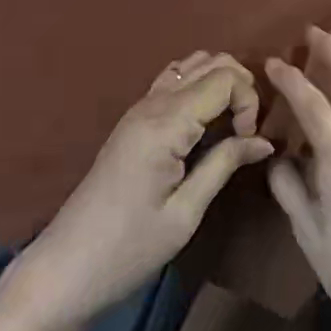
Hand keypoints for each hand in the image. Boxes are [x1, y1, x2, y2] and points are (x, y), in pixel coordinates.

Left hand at [0, 52, 272, 330]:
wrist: (65, 268)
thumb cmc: (129, 247)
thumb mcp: (186, 213)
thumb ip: (225, 164)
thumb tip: (264, 141)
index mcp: (166, 122)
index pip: (225, 78)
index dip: (249, 101)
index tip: (248, 141)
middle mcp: (153, 102)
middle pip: (212, 61)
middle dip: (240, 87)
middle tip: (244, 131)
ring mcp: (140, 106)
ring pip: (193, 63)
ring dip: (220, 82)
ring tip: (228, 123)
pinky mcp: (134, 118)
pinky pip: (175, 79)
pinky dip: (199, 86)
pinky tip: (203, 122)